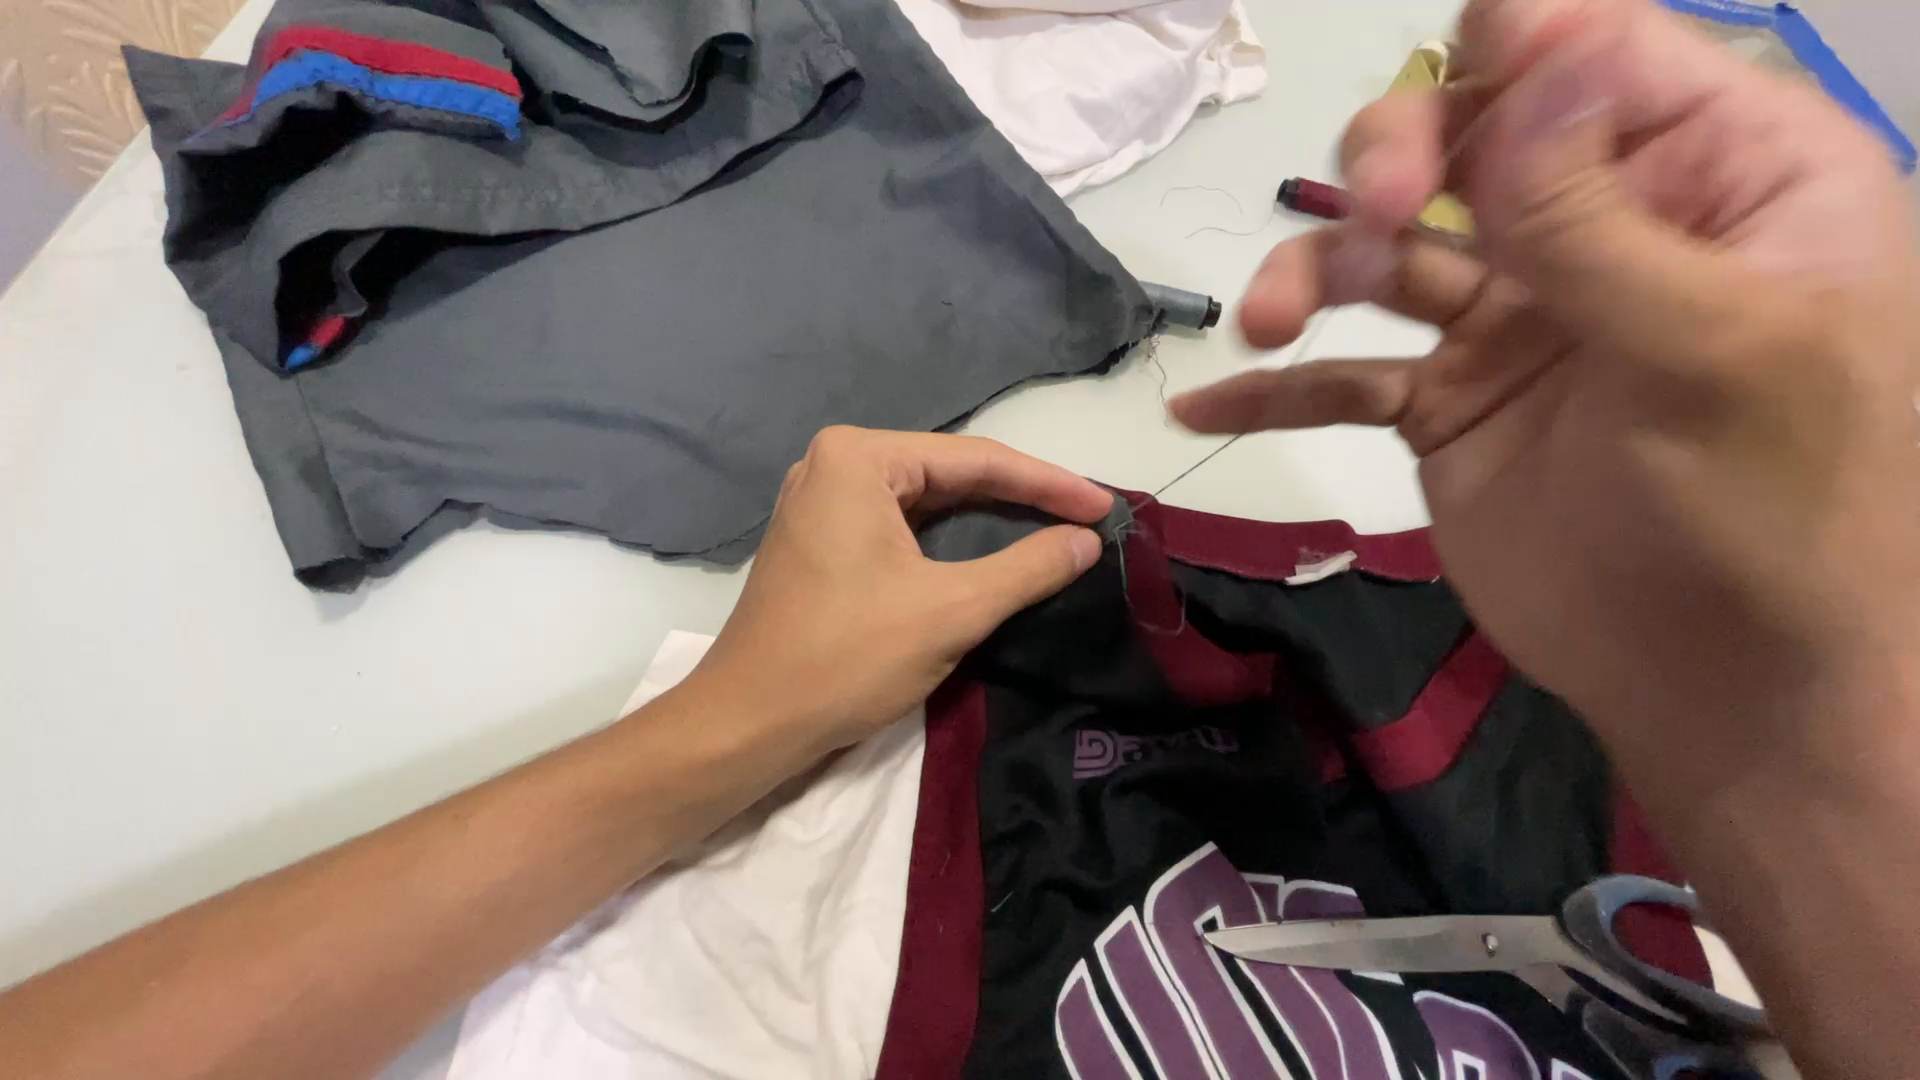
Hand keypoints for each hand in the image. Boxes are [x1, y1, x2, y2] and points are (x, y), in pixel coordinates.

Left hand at [684, 427, 1108, 752]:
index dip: (1048, 484)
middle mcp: (835, 463)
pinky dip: (950, 537)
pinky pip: (902, 523)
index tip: (1104, 507)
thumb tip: (1086, 540)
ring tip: (1053, 525)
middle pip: (950, 472)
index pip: (975, 459)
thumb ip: (1027, 567)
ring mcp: (824, 500)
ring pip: (927, 499)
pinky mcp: (823, 537)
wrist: (750, 723)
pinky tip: (991, 544)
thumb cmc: (846, 658)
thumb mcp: (951, 610)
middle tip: (1086, 517)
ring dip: (988, 515)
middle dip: (1020, 496)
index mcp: (859, 458)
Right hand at [1172, 0, 1919, 783]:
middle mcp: (1592, 236)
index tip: (1440, 83)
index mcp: (1713, 183)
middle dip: (1392, 165)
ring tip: (1262, 327)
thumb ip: (1605, 222)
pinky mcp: (1434, 406)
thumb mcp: (1712, 352)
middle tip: (1368, 220)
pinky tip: (1204, 405)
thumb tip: (1532, 67)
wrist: (1706, 678)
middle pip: (1461, 149)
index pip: (1600, 64)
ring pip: (1378, 263)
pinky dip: (1271, 392)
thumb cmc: (1767, 512)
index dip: (1512, 47)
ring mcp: (1499, 325)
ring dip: (1306, 278)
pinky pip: (1340, 380)